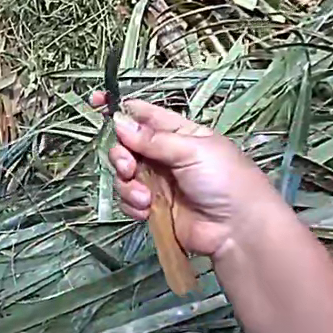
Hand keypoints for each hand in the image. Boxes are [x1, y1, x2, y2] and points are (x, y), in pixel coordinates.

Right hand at [91, 92, 285, 258]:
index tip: (94, 103)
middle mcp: (165, 155)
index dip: (120, 109)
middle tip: (128, 167)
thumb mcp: (192, 150)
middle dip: (121, 155)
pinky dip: (132, 204)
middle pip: (126, 146)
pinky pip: (129, 200)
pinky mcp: (154, 208)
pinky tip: (146, 210)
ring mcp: (159, 183)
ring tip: (144, 197)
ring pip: (124, 175)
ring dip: (127, 185)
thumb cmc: (224, 180)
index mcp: (179, 133)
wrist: (237, 229)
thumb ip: (153, 139)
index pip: (143, 114)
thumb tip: (119, 122)